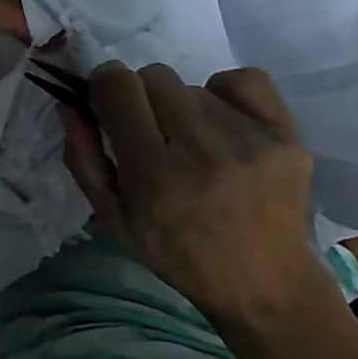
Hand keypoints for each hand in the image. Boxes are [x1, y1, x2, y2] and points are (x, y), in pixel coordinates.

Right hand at [63, 62, 334, 341]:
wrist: (263, 283)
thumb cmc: (177, 254)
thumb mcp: (114, 218)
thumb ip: (84, 159)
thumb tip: (70, 103)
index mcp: (153, 175)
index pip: (118, 85)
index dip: (105, 85)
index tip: (109, 103)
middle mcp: (201, 150)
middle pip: (154, 75)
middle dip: (143, 96)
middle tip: (152, 131)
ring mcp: (249, 140)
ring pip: (194, 86)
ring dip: (184, 107)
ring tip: (196, 146)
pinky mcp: (286, 135)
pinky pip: (245, 79)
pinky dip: (227, 94)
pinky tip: (226, 125)